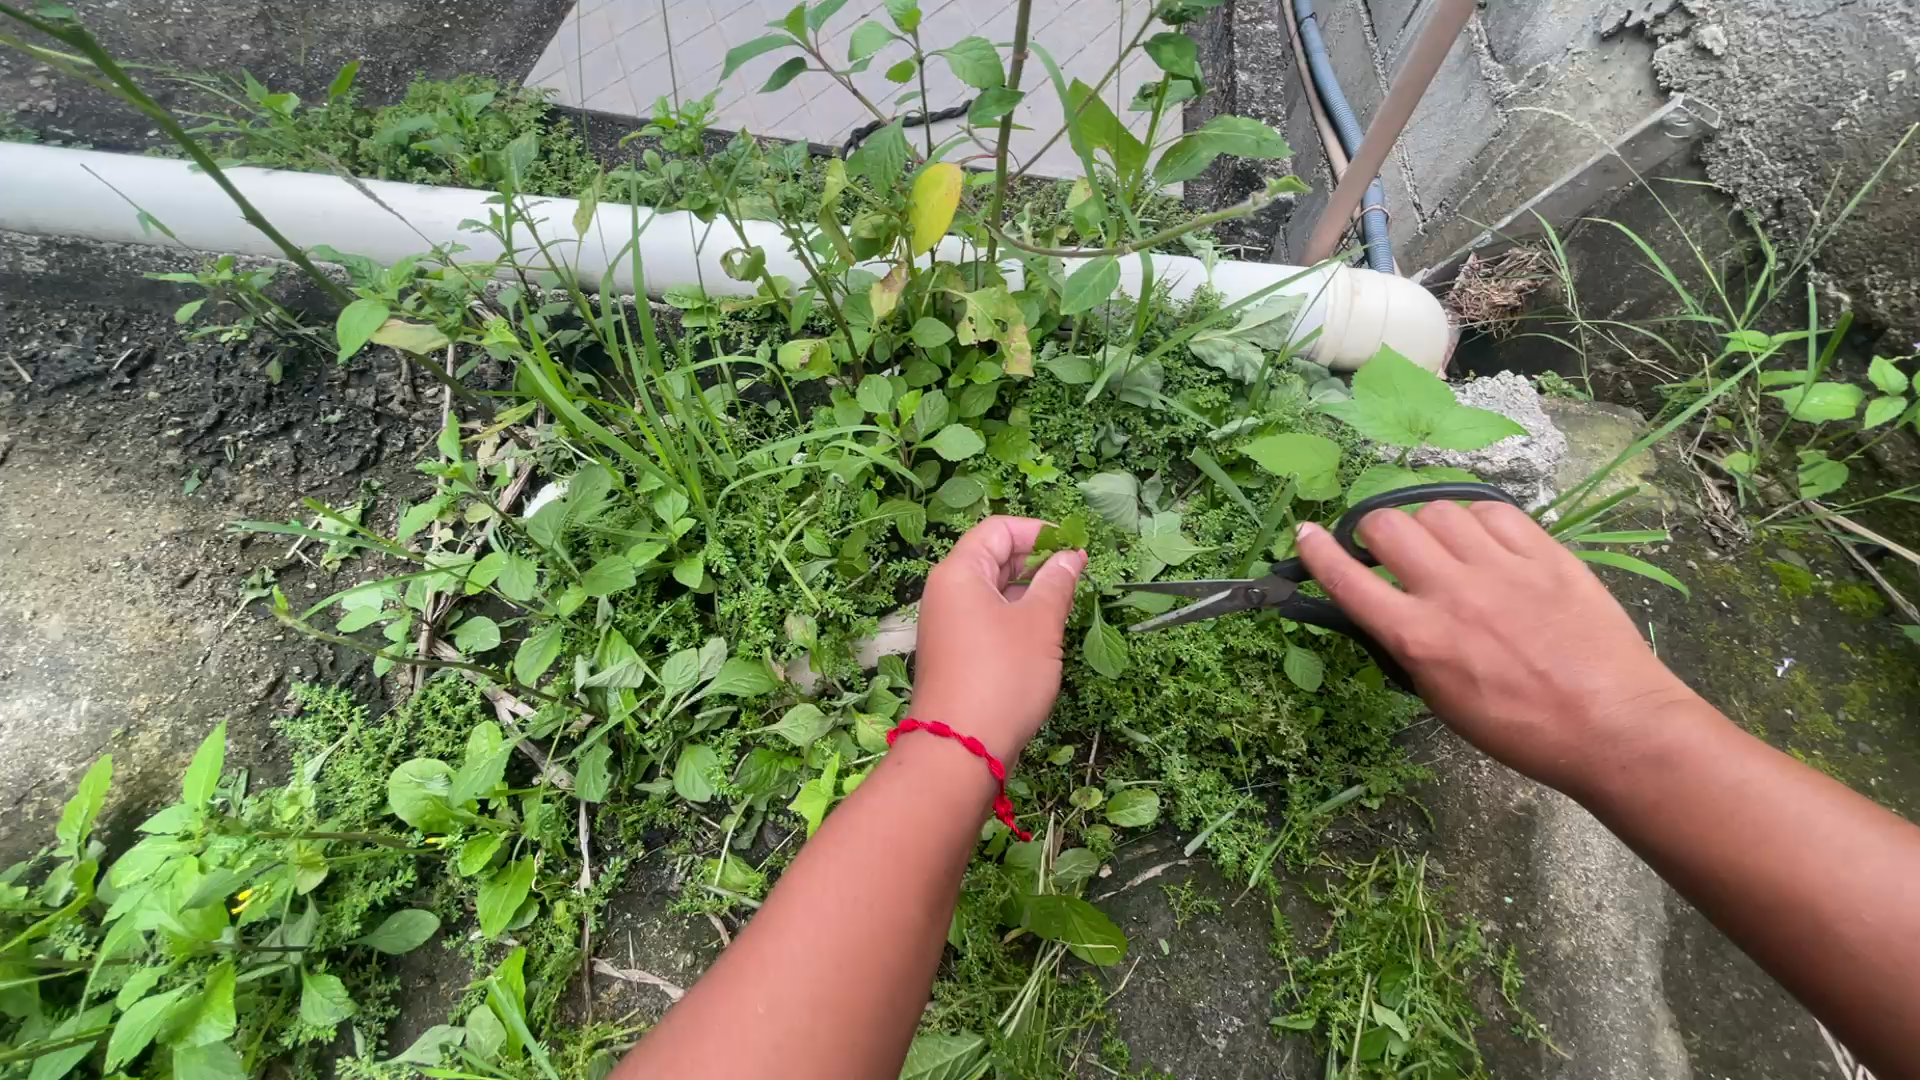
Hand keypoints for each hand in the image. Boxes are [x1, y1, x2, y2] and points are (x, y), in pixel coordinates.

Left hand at [911, 517, 1086, 762]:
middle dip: (1036, 561)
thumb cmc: (1003, 676)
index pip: (997, 530)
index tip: (1074, 546)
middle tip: (1077, 575)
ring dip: (1030, 592)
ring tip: (1067, 604)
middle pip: (993, 558)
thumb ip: (1056, 582)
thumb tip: (1070, 556)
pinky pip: (988, 619)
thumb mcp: (1039, 624)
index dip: (1037, 531)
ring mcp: (949, 624)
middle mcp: (947, 592)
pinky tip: (1045, 633)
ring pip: (994, 591)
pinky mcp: (956, 653)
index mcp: (959, 573)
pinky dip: (1017, 617)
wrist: (960, 750)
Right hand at [1294, 500, 1697, 794]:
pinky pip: (1494, 512)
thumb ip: (1402, 643)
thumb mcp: (1435, 694)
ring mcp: (1502, 570)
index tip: (1305, 534)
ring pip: (1437, 511)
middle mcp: (1451, 594)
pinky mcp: (1548, 556)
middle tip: (1382, 550)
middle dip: (1371, 532)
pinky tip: (1480, 539)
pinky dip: (1474, 519)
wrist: (1616, 729)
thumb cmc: (1515, 727)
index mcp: (1417, 637)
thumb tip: (1381, 609)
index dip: (1315, 551)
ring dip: (1424, 525)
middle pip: (1387, 527)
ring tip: (1438, 545)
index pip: (1346, 580)